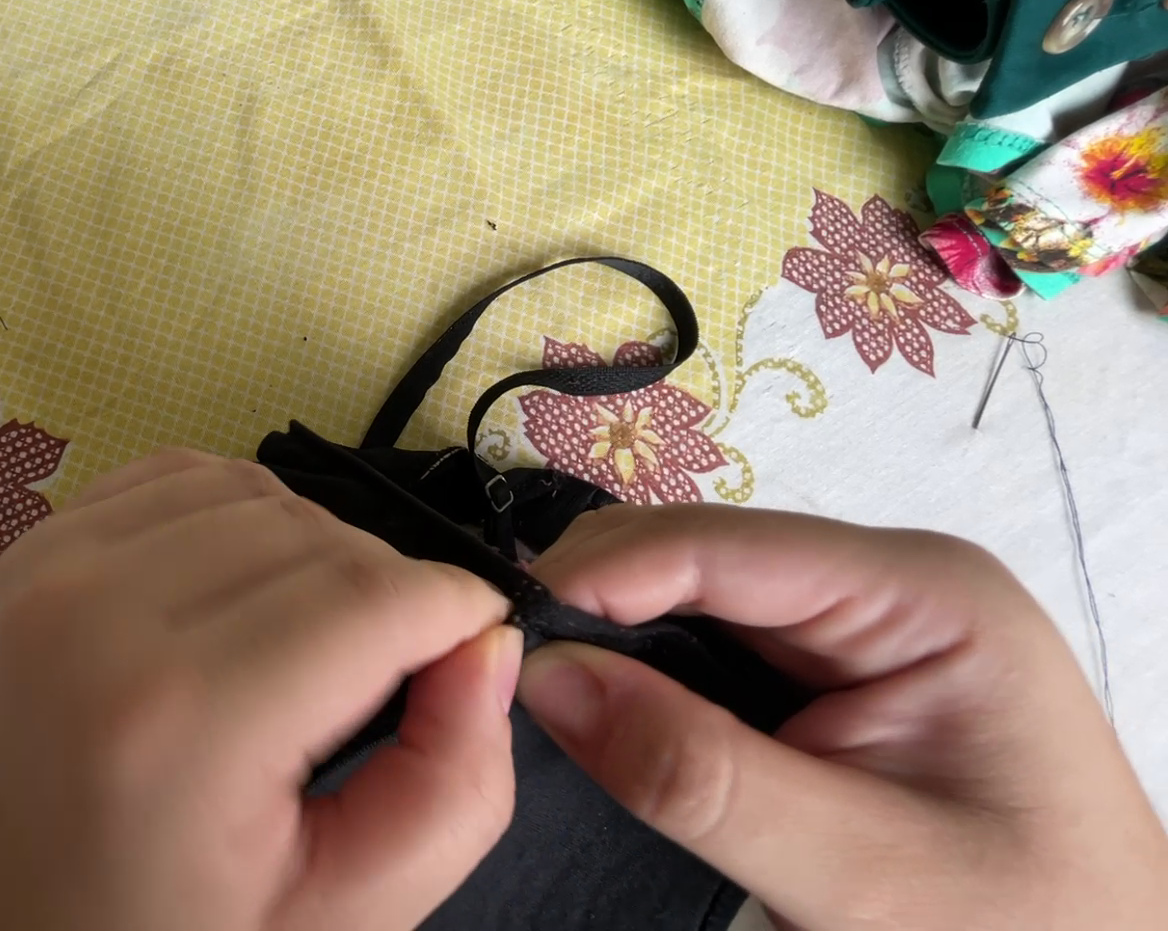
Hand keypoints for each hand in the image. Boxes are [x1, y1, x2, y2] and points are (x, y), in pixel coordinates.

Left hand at [0, 451, 520, 930]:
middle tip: (382, 661)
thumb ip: (449, 785)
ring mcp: (53, 560)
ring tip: (304, 624)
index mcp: (181, 721)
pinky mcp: (33, 542)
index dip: (451, 606)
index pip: (368, 598)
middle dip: (384, 585)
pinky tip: (234, 578)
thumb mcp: (337, 917)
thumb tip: (482, 641)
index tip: (471, 636)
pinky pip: (179, 474)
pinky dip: (236, 510)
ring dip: (311, 542)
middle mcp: (103, 610)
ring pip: (253, 487)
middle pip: (315, 534)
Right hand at [514, 503, 1167, 929]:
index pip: (707, 545)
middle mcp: (862, 574)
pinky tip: (597, 691)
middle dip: (584, 598)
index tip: (508, 639)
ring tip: (546, 686)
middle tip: (515, 674)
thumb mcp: (868, 880)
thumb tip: (543, 679)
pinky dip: (617, 649)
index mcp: (915, 592)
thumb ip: (700, 776)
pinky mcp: (793, 646)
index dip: (594, 579)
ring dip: (594, 623)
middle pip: (672, 546)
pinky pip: (674, 620)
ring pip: (660, 577)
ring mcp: (826, 606)